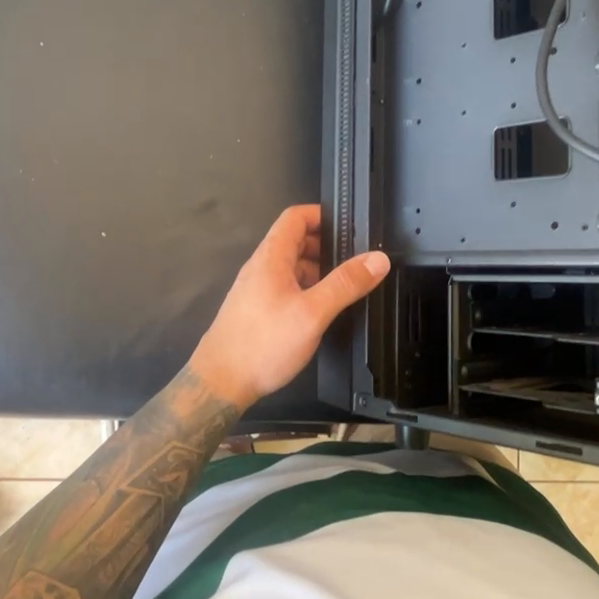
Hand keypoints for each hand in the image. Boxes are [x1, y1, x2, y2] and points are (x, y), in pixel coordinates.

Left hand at [189, 205, 391, 408]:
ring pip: (291, 268)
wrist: (221, 383)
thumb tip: (378, 258)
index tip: (349, 227)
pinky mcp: (256, 311)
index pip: (295, 217)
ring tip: (345, 286)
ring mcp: (256, 290)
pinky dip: (306, 290)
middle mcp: (261, 268)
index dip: (322, 215)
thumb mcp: (312, 313)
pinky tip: (321, 311)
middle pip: (294, 241)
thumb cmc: (264, 343)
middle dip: (326, 246)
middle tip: (355, 261)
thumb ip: (345, 284)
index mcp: (271, 257)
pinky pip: (285, 289)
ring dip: (317, 270)